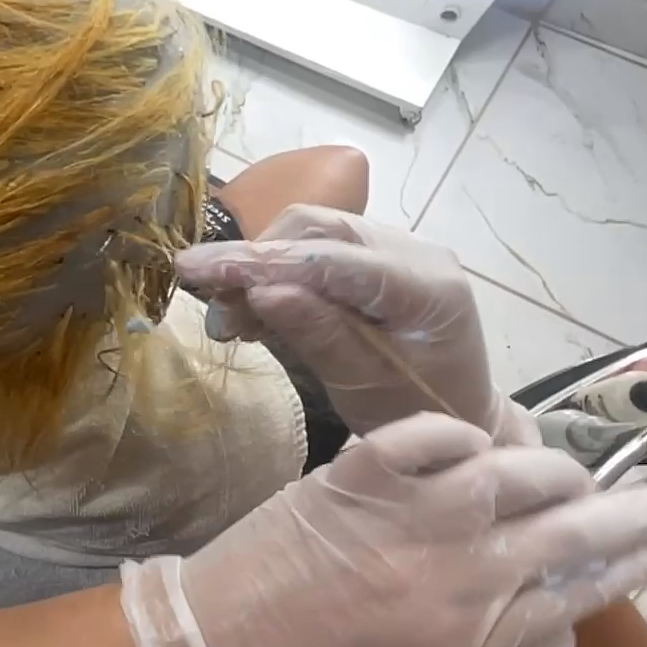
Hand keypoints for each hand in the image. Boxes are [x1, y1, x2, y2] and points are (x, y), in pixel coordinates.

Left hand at [121, 413, 646, 646]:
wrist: (227, 641)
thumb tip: (568, 622)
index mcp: (486, 633)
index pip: (591, 589)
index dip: (642, 561)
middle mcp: (464, 571)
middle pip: (574, 528)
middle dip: (632, 509)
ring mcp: (409, 516)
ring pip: (513, 473)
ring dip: (550, 465)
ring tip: (559, 469)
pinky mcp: (354, 477)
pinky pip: (421, 435)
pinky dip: (453, 430)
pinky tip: (466, 441)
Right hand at [177, 205, 525, 441]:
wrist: (453, 418)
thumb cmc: (412, 414)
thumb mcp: (362, 385)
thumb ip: (317, 334)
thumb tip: (259, 291)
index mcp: (425, 286)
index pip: (328, 259)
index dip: (256, 261)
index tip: (192, 268)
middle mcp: (414, 251)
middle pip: (314, 227)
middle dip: (252, 259)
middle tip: (213, 306)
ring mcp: (394, 248)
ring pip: (308, 230)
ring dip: (257, 266)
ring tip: (230, 316)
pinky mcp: (372, 257)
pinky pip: (312, 248)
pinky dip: (272, 274)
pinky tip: (252, 308)